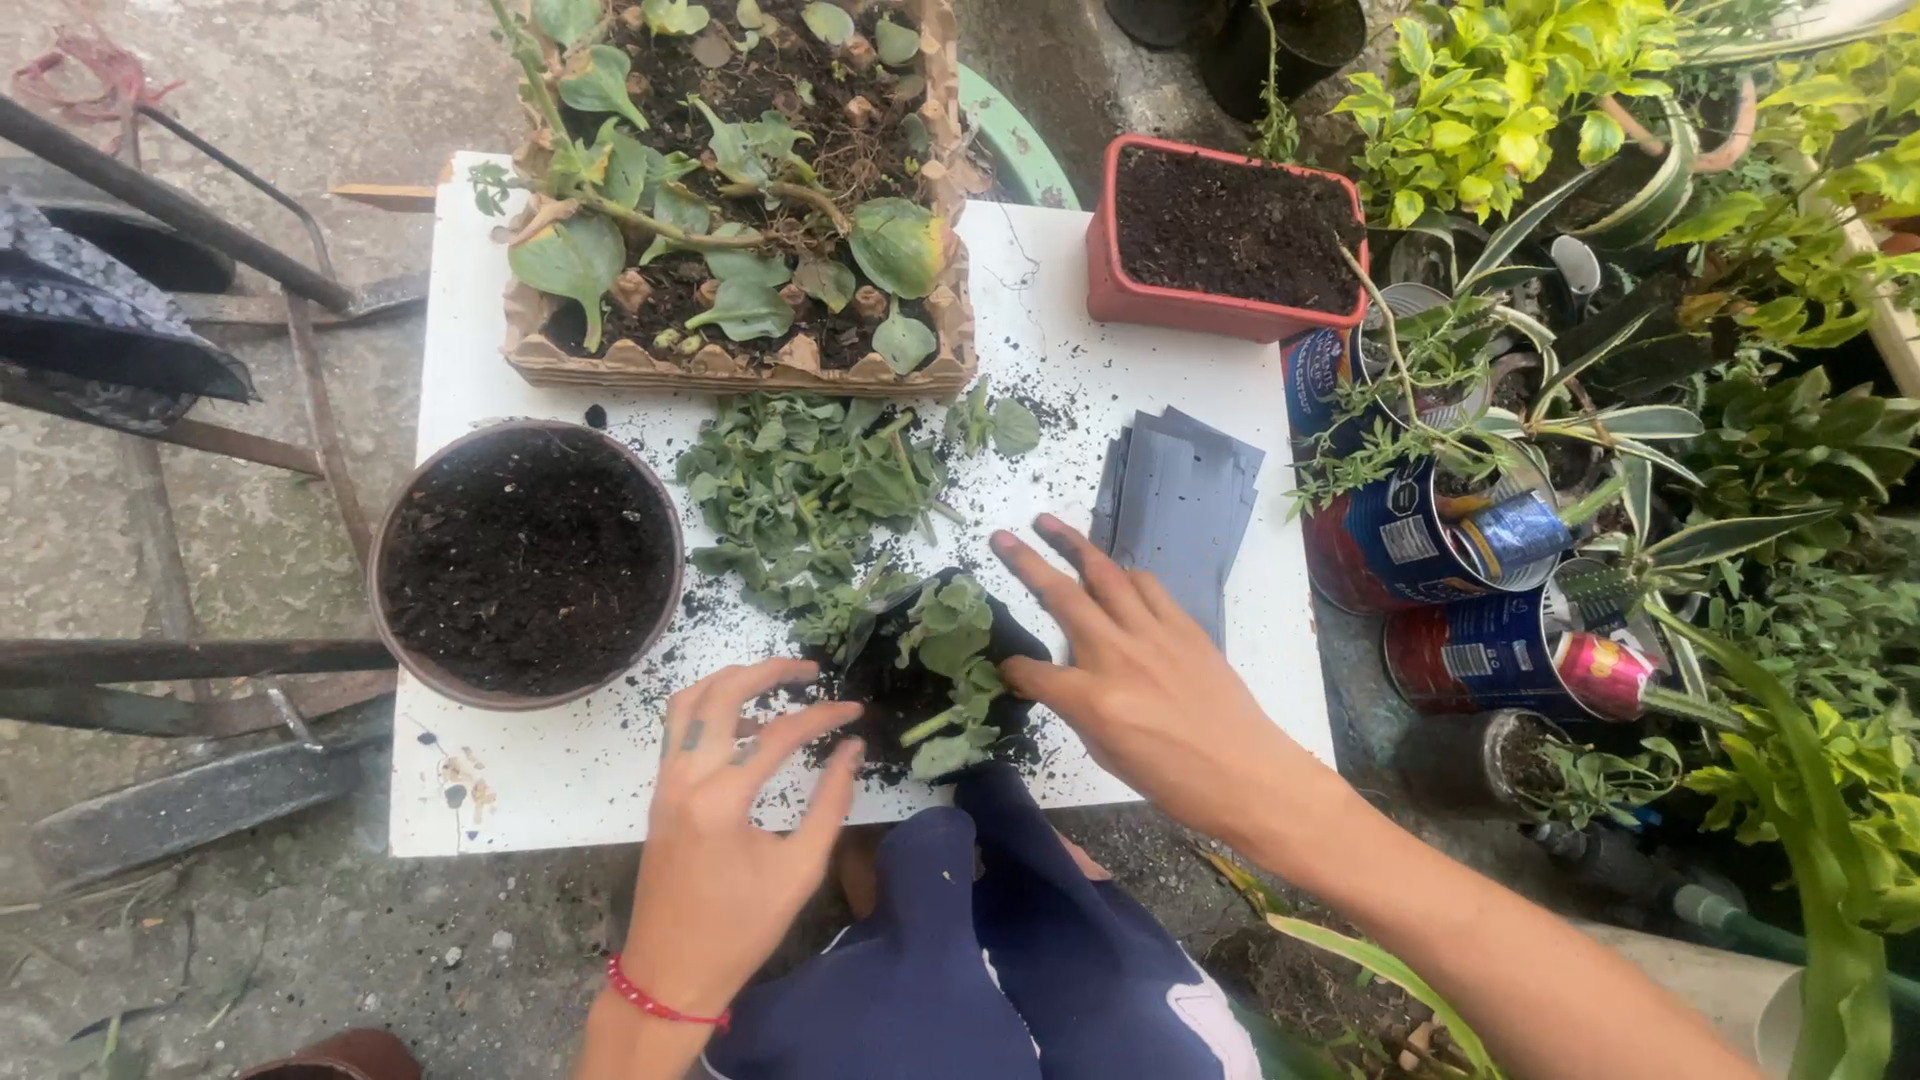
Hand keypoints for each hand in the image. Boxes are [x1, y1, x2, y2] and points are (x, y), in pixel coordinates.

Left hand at [621, 658, 863, 1016]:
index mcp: (721, 801)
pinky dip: (711, 708)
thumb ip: (830, 802)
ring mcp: (665, 782)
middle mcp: (685, 778)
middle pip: (722, 692)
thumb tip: (852, 749)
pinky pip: (679, 728)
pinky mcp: (660, 792)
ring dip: (732, 681)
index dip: (823, 716)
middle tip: (808, 670)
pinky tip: (747, 726)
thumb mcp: (799, 869)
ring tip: (775, 684)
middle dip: (768, 670)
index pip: (780, 733)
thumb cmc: (741, 929)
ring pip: (689, 701)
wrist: (669, 974)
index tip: (855, 711)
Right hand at [990, 514, 1347, 852]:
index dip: (1014, 669)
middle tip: (1002, 536)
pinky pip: (1146, 586)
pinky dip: (1124, 575)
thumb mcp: (1106, 753)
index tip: (1009, 668)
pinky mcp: (1184, 627)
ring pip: (1105, 574)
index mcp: (1093, 700)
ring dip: (1075, 545)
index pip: (1033, 672)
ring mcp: (1154, 635)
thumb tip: (1058, 682)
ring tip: (1051, 525)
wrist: (1247, 773)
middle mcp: (1118, 655)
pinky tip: (1114, 577)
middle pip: (1061, 596)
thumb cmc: (1173, 780)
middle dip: (1025, 562)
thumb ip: (1076, 709)